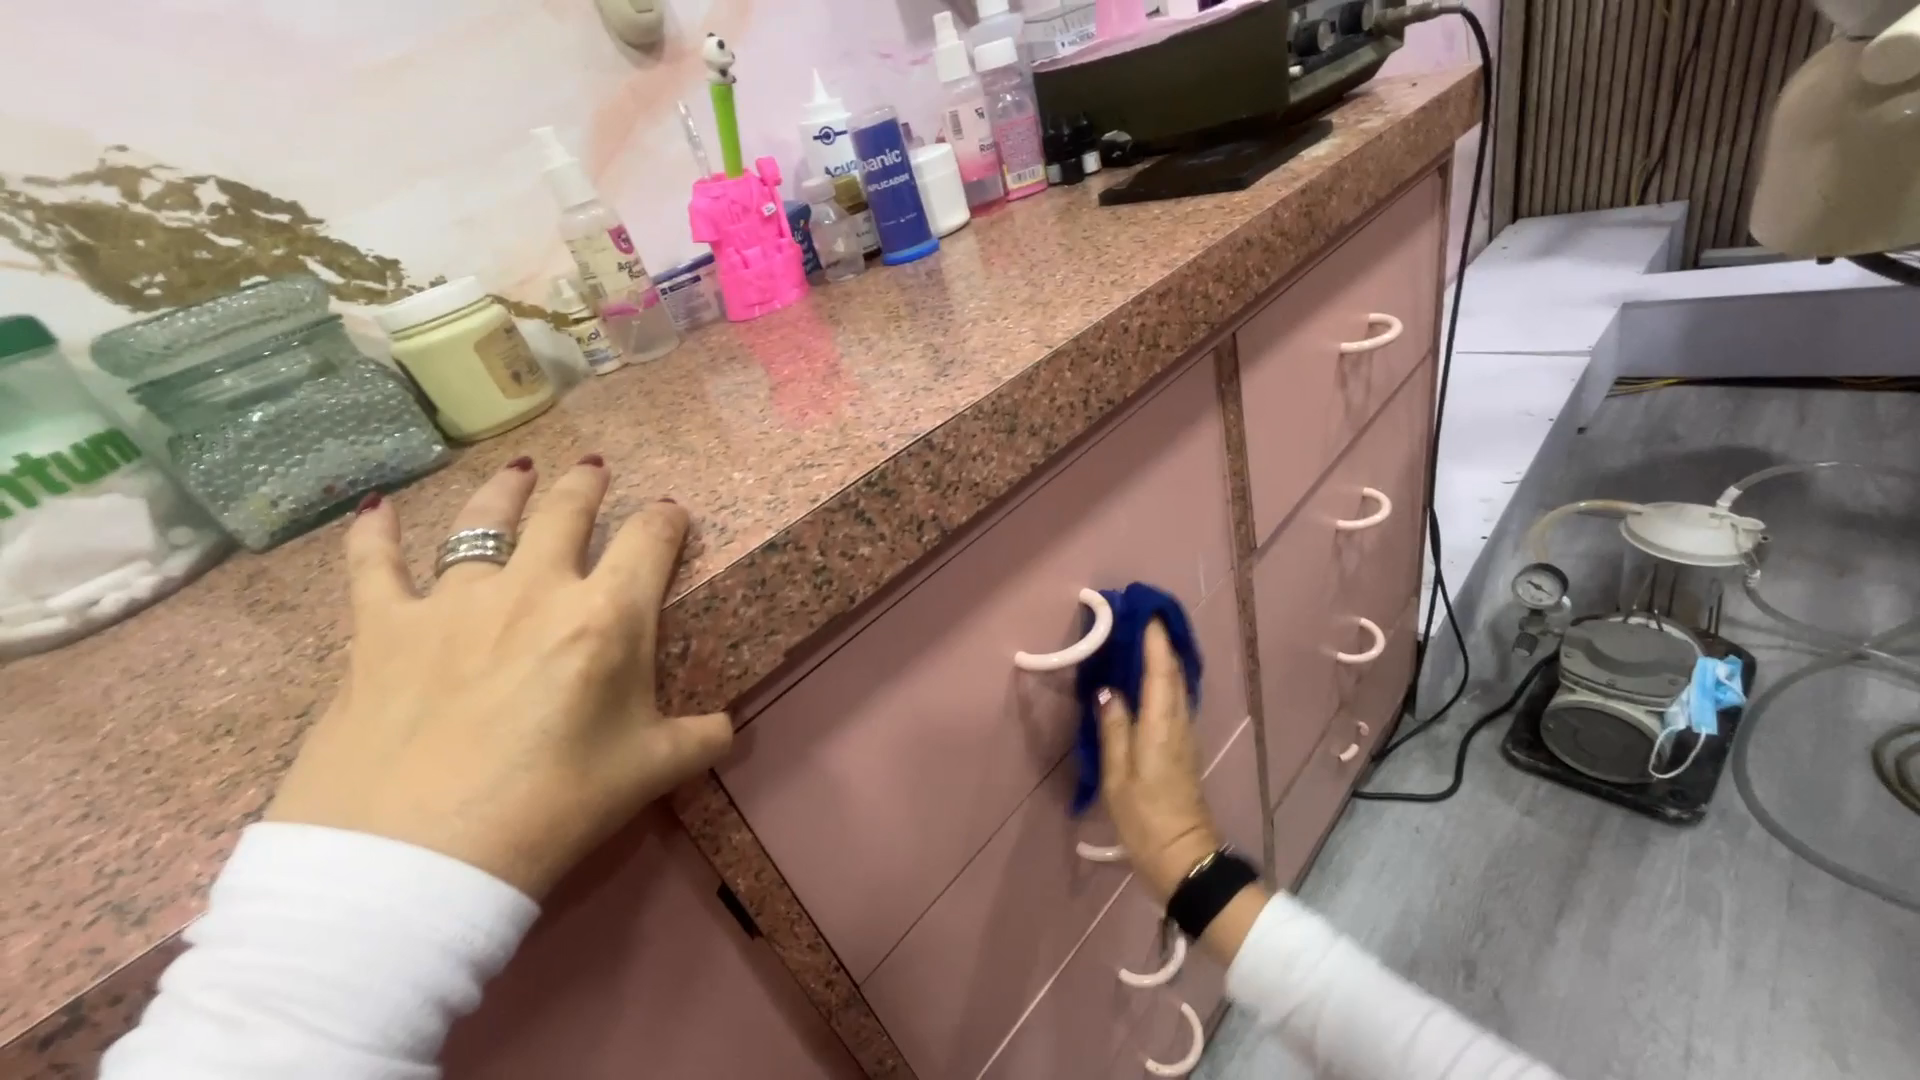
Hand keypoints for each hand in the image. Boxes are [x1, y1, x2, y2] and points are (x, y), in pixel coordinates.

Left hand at [265, 455, 732, 897]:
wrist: (419, 857)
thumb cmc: (555, 807)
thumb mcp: (650, 773)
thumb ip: (700, 738)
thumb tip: (728, 727)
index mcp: (607, 617)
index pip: (650, 540)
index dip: (666, 520)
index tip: (672, 515)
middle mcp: (534, 589)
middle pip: (566, 511)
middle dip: (587, 486)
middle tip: (594, 471)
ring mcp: (454, 602)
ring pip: (482, 520)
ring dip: (507, 488)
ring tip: (520, 469)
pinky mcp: (383, 628)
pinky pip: (374, 565)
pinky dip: (373, 535)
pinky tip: (373, 511)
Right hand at [1096, 620, 1224, 902]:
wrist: (1186, 860)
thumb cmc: (1146, 819)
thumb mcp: (1118, 777)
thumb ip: (1114, 730)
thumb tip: (1108, 690)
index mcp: (1161, 726)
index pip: (1161, 670)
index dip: (1154, 638)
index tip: (1142, 608)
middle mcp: (1179, 723)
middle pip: (1174, 672)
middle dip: (1160, 642)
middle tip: (1137, 617)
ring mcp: (1185, 736)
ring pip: (1176, 686)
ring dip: (1161, 659)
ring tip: (1138, 640)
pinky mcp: (1183, 748)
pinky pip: (1174, 701)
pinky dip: (1162, 681)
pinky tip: (1146, 681)